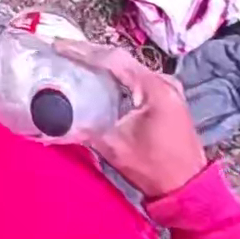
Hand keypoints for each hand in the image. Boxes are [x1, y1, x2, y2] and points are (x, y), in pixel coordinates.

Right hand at [53, 38, 205, 198]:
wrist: (190, 192)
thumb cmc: (155, 169)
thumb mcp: (115, 148)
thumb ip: (82, 131)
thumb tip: (49, 125)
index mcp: (154, 87)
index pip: (113, 59)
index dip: (83, 51)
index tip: (59, 46)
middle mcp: (164, 82)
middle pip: (121, 59)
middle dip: (90, 53)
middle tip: (62, 49)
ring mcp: (168, 89)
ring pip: (128, 67)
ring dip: (102, 63)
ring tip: (75, 59)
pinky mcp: (167, 99)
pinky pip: (136, 77)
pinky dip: (115, 75)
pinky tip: (98, 76)